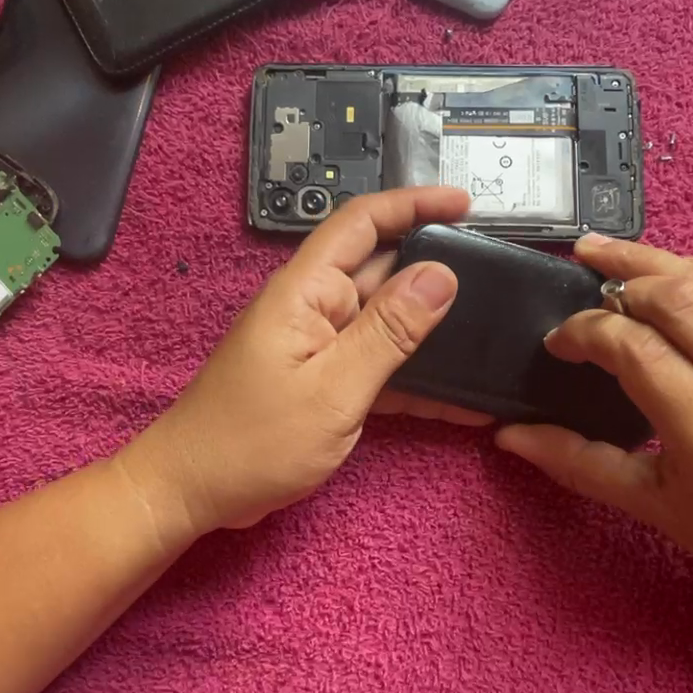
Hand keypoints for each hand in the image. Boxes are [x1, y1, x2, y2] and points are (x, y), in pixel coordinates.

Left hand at [121, 187, 490, 537]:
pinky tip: (461, 399)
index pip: (362, 223)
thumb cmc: (253, 440)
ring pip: (386, 322)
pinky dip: (413, 379)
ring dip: (432, 331)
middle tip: (498, 279)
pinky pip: (376, 365)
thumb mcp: (332, 389)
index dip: (414, 204)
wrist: (194, 489)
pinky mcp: (323, 379)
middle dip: (437, 271)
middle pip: (383, 271)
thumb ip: (389, 332)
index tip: (465, 203)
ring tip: (491, 337)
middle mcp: (314, 307)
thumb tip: (440, 275)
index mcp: (307, 291)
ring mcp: (319, 344)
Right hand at [495, 236, 692, 650]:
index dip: (585, 332)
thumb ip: (582, 465)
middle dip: (618, 278)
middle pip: (678, 298)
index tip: (560, 343)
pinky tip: (674, 276)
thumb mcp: (667, 515)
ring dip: (656, 262)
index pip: (636, 350)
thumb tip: (510, 436)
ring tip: (610, 255)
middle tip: (583, 281)